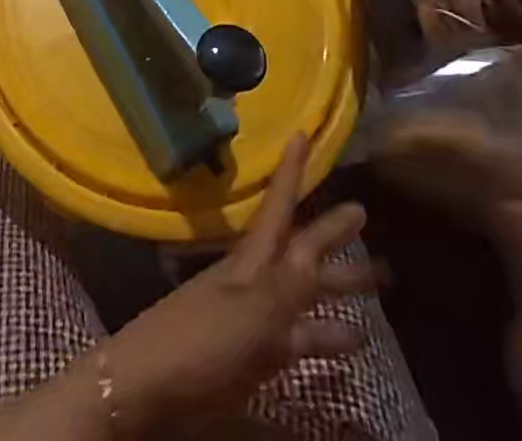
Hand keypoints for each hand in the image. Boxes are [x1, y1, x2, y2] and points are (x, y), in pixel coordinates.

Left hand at [94, 135, 378, 432]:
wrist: (144, 390)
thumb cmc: (198, 342)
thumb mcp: (249, 310)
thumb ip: (286, 283)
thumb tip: (317, 248)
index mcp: (252, 262)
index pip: (279, 206)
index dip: (292, 171)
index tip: (302, 132)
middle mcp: (254, 282)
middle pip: (301, 253)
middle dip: (332, 236)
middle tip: (367, 217)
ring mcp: (251, 319)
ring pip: (303, 300)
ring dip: (336, 295)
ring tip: (377, 300)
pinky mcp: (249, 358)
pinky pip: (295, 343)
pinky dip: (322, 344)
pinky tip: (348, 351)